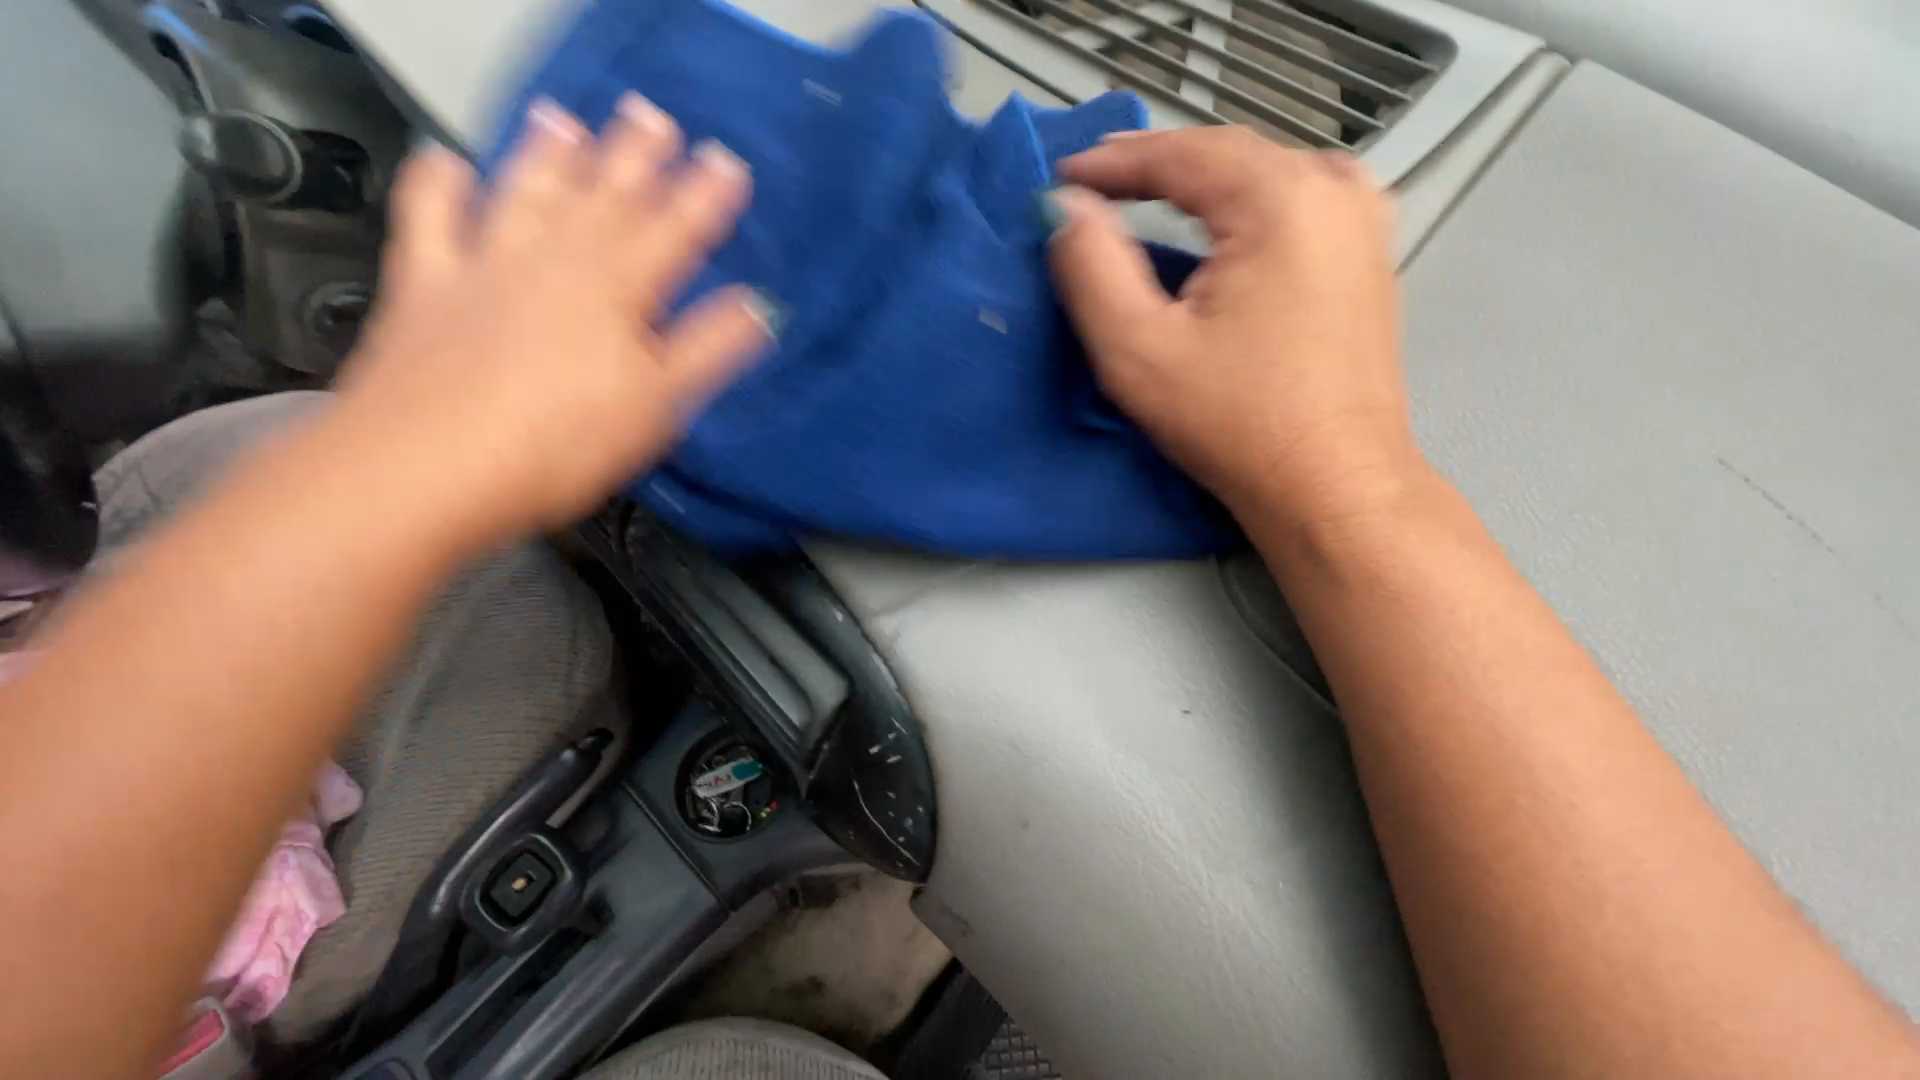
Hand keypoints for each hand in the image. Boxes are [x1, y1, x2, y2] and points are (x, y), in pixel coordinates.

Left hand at [337, 95, 773, 546]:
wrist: (429, 466)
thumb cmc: (556, 445)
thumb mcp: (656, 405)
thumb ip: (708, 349)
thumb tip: (758, 308)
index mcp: (616, 292)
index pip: (674, 232)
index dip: (705, 196)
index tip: (727, 163)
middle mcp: (553, 263)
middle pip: (604, 199)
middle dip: (636, 156)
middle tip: (654, 116)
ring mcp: (486, 266)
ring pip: (527, 194)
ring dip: (552, 155)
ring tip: (570, 120)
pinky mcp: (427, 285)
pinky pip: (431, 217)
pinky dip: (437, 183)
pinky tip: (446, 159)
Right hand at [1048, 128, 1420, 530]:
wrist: (1332, 484)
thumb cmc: (1235, 424)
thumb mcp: (1139, 350)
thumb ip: (1092, 267)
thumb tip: (1066, 207)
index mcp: (1281, 200)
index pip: (1182, 153)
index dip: (1114, 161)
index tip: (1063, 175)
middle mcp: (1334, 190)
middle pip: (1227, 154)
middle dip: (1157, 164)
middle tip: (1097, 181)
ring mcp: (1363, 221)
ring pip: (1265, 172)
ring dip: (1202, 178)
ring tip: (1149, 193)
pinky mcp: (1369, 256)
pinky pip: (1298, 200)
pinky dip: (1247, 201)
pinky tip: (1221, 222)